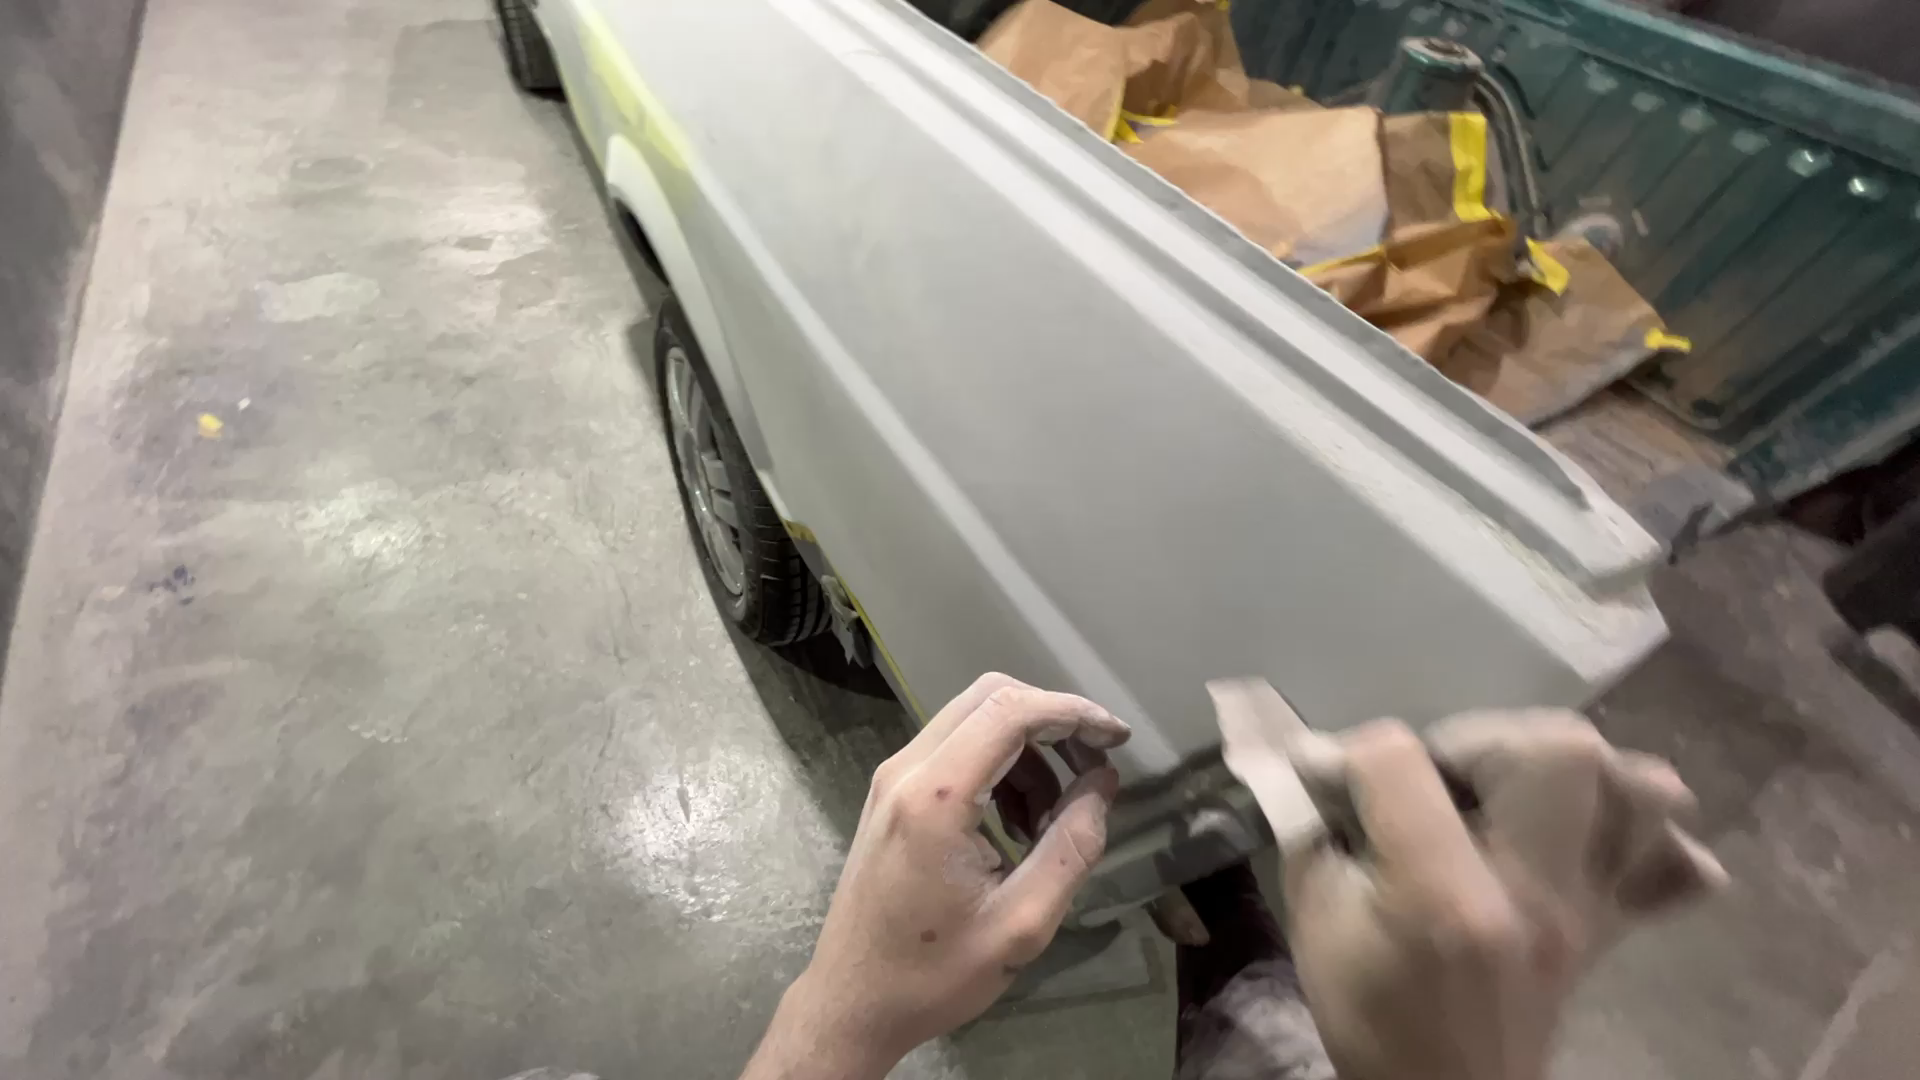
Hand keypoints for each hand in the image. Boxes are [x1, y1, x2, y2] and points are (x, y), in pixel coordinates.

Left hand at [742, 673, 1130, 1079]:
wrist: (851, 999)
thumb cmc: (934, 973)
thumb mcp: (1022, 924)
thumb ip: (1072, 846)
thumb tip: (1103, 781)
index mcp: (935, 796)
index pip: (1010, 711)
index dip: (1072, 712)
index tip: (1116, 738)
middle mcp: (908, 766)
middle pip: (991, 696)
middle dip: (1052, 720)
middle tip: (1094, 764)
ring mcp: (894, 772)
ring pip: (975, 716)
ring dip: (1028, 749)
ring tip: (1054, 816)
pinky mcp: (893, 787)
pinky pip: (957, 745)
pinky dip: (1000, 764)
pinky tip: (1019, 822)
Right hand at [1276, 710, 1724, 1079]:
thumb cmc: (1363, 1004)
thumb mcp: (1310, 907)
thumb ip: (1312, 822)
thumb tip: (1321, 755)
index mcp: (1442, 893)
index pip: (1400, 760)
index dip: (1347, 750)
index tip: (1325, 771)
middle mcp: (1537, 893)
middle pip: (1558, 750)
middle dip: (1478, 737)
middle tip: (1436, 773)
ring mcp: (1593, 912)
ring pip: (1640, 791)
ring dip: (1567, 770)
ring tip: (1506, 790)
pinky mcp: (1618, 929)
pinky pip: (1680, 864)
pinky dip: (1636, 832)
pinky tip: (1575, 834)